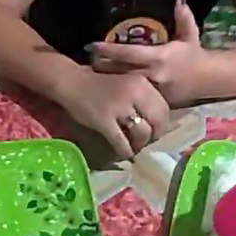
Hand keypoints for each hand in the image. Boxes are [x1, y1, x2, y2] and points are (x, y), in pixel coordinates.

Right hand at [56, 68, 170, 156]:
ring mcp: (119, 107)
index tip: (154, 132)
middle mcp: (134, 93)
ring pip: (142, 134)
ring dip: (139, 145)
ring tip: (134, 148)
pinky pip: (122, 142)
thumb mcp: (127, 84)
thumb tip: (158, 125)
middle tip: (146, 142)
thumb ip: (143, 99)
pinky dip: (125, 151)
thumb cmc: (100, 84)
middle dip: (154, 137)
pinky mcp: (104, 121)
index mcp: (142, 83)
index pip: (164, 109)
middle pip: (157, 123)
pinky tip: (123, 153)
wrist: (72, 82)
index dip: (162, 125)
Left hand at [87, 0, 212, 104]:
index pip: (129, 54)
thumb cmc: (195, 56)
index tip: (93, 45)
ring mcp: (150, 91)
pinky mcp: (151, 101)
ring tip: (90, 71)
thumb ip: (183, 17)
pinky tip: (105, 85)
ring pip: (123, 85)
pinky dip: (118, 89)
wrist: (206, 81)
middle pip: (120, 72)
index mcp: (159, 58)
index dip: (110, 50)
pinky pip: (131, 95)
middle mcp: (152, 76)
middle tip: (86, 58)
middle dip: (102, 65)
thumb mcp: (190, 34)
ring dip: (107, 78)